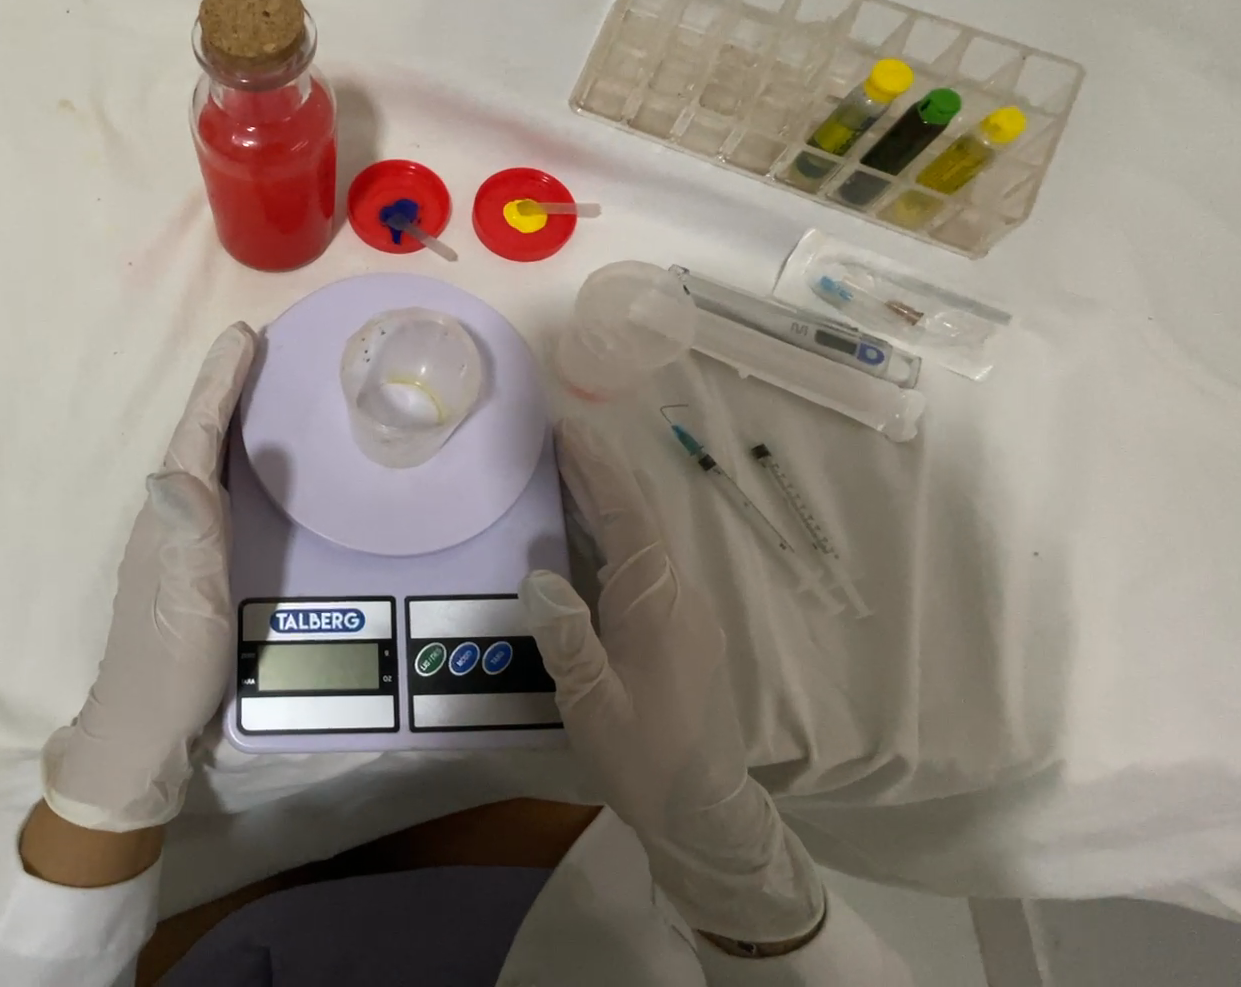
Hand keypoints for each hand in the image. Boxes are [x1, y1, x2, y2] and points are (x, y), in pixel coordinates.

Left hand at [40, 323, 257, 833]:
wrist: (145, 725)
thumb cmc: (173, 666)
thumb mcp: (188, 605)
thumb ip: (187, 540)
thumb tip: (171, 470)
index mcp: (170, 519)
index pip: (195, 438)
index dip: (218, 386)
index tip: (242, 337)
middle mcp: (169, 517)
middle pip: (195, 436)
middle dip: (222, 387)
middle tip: (253, 345)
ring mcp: (177, 537)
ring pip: (202, 458)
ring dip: (224, 415)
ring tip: (253, 382)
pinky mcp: (191, 556)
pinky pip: (214, 486)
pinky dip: (230, 455)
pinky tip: (247, 458)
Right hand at [521, 419, 824, 943]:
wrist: (701, 808)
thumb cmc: (644, 754)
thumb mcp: (594, 702)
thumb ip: (568, 636)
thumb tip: (539, 575)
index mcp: (659, 604)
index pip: (628, 518)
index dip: (598, 472)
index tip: (568, 431)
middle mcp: (679, 595)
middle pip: (640, 517)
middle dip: (602, 473)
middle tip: (560, 436)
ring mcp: (684, 610)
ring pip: (644, 537)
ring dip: (608, 499)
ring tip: (567, 470)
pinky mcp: (679, 627)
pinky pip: (645, 561)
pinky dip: (614, 532)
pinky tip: (589, 533)